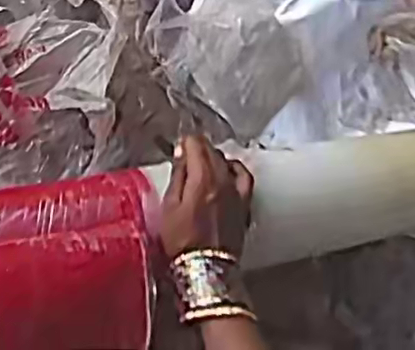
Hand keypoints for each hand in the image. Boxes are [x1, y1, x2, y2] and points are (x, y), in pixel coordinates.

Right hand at [160, 135, 253, 259]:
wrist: (207, 273)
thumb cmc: (181, 241)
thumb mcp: (169, 207)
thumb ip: (177, 176)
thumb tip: (182, 154)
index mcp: (201, 176)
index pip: (196, 143)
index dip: (185, 142)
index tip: (178, 148)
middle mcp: (222, 178)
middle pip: (211, 149)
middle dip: (197, 148)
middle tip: (186, 156)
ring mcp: (236, 190)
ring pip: (225, 160)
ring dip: (213, 157)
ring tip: (202, 166)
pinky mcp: (245, 203)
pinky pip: (243, 175)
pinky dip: (234, 168)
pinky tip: (227, 170)